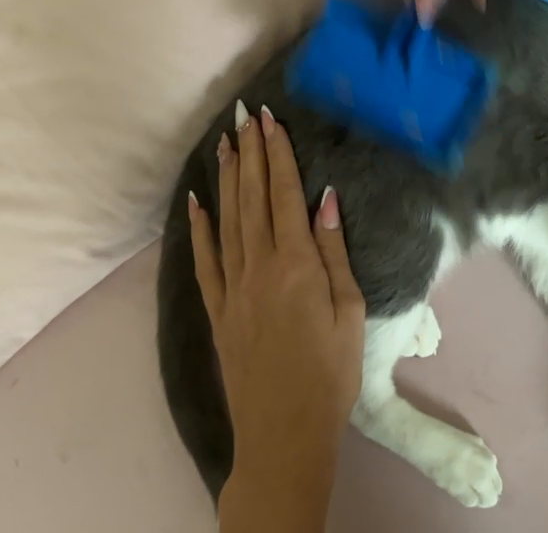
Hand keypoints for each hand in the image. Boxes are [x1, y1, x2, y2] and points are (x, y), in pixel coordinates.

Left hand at [190, 101, 364, 474]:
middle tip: (245, 117)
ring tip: (225, 143)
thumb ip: (335, 252)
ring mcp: (233, 288)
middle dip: (251, 155)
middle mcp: (260, 267)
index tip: (270, 122)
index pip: (285, 195)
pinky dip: (199, 227)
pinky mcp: (218, 310)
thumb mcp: (351, 310)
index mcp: (297, 264)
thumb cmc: (331, 371)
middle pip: (253, 199)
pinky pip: (204, 260)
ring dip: (226, 179)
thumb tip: (326, 198)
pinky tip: (196, 201)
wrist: (285, 429)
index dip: (277, 156)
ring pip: (227, 220)